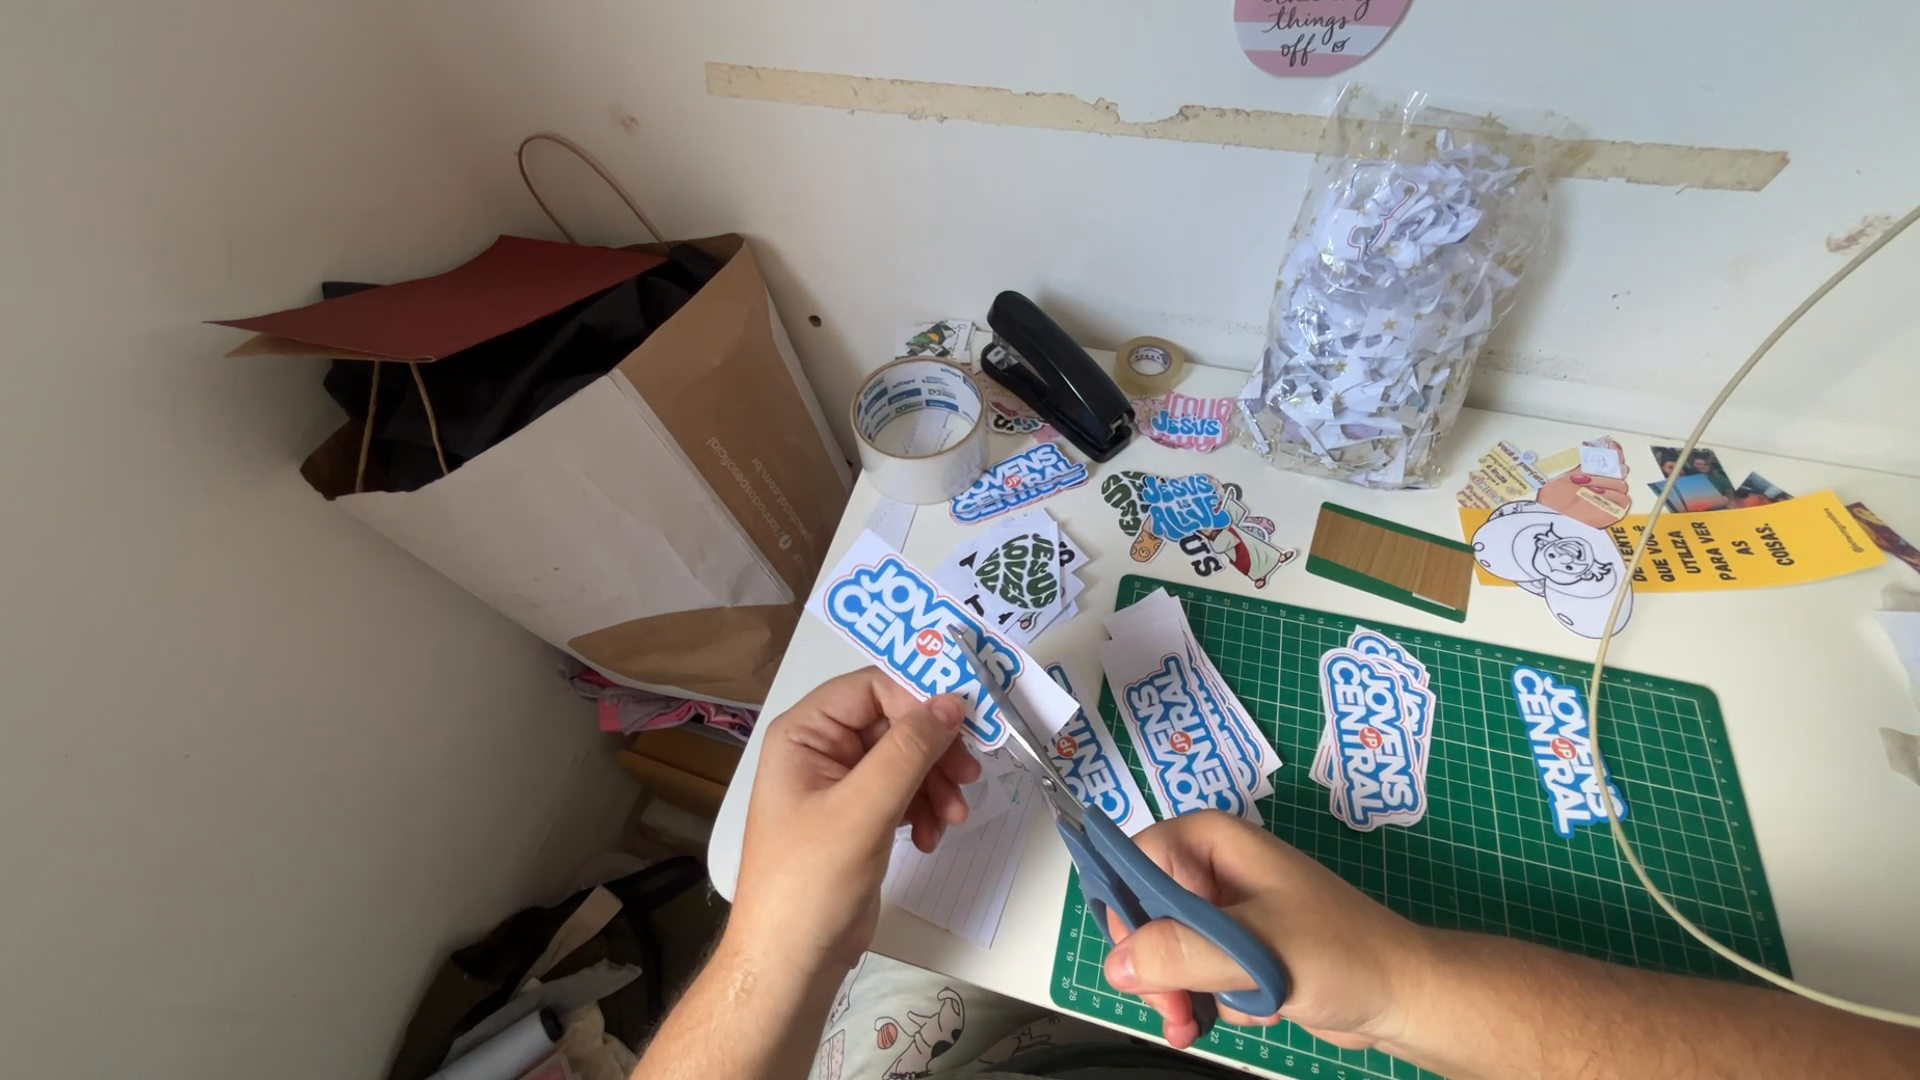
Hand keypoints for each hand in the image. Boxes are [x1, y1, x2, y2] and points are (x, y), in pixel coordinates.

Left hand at [729, 668, 982, 973]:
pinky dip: (925, 806)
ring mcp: (841, 781)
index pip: (871, 687)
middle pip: (894, 722)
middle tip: (969, 774)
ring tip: (954, 816)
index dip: (917, 699)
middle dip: (934, 750)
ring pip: (905, 756)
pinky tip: (932, 835)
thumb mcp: (864, 808)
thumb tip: (952, 702)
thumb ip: (910, 749)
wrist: (793, 963)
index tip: (961, 723)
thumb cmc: (812, 880)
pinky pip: (904, 788)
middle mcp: (821, 747)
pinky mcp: (860, 812)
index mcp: (805, 732)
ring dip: (935, 782)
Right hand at [1101, 811, 1433, 1050]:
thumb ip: (1183, 953)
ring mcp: (1221, 906)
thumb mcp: (1256, 951)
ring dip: (1171, 988)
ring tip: (1188, 1026)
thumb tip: (1116, 963)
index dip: (1126, 907)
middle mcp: (1208, 867)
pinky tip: (1215, 1020)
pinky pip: (1190, 966)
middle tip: (1169, 1008)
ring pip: (1163, 943)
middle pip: (1145, 906)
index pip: (1137, 858)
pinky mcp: (1233, 944)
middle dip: (1152, 962)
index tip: (1135, 963)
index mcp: (1210, 841)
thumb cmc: (1340, 954)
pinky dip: (1196, 997)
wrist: (1405, 997)